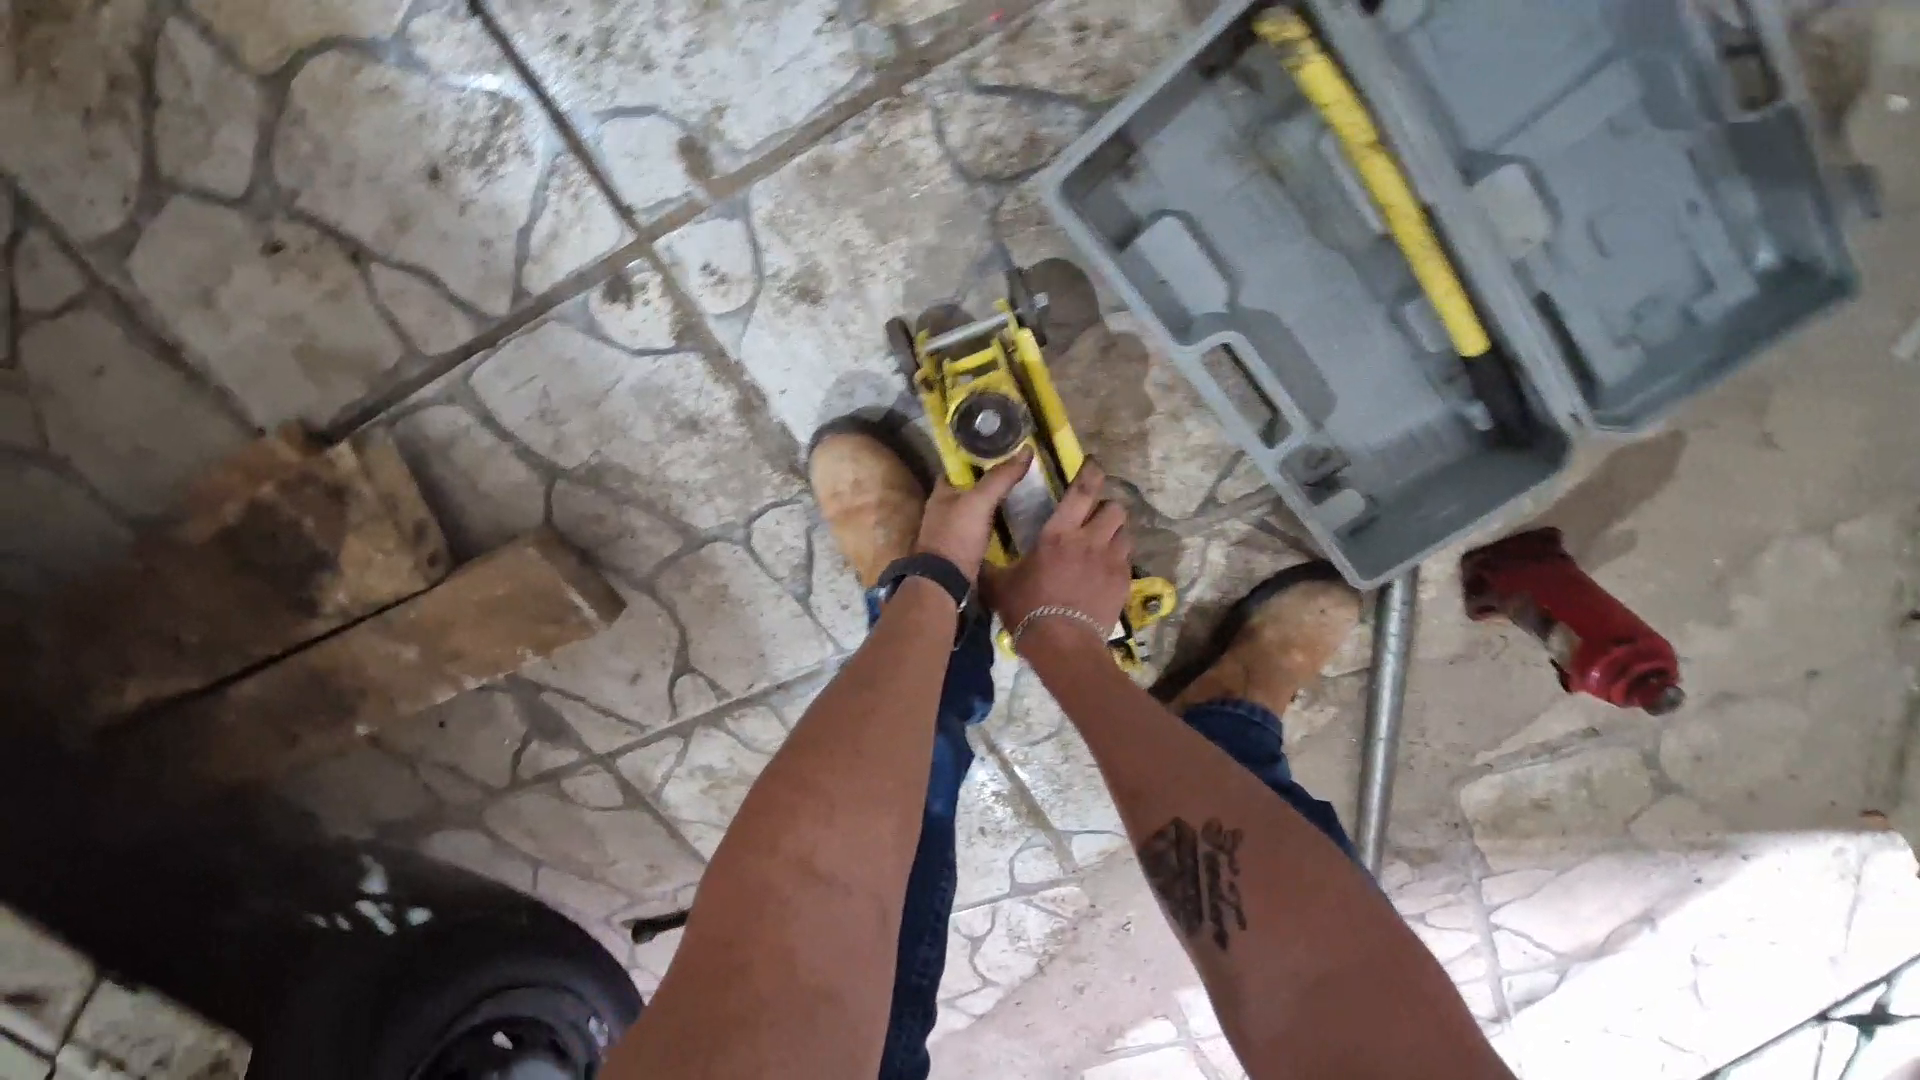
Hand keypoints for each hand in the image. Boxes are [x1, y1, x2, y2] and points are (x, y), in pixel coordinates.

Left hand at [914, 449, 1033, 583]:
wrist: (946, 581)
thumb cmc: (957, 535)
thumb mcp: (980, 501)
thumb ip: (1001, 477)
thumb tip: (1026, 450)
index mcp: (942, 491)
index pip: (959, 465)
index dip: (978, 455)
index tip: (1002, 449)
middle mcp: (944, 507)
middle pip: (970, 487)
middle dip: (989, 480)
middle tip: (1017, 471)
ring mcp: (952, 529)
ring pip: (976, 508)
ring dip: (993, 502)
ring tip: (1020, 492)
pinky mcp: (962, 547)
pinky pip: (981, 527)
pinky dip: (994, 522)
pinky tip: (1012, 520)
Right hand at [982, 457, 1132, 640]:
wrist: (1063, 646)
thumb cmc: (1028, 610)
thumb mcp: (1001, 586)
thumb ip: (992, 568)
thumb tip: (973, 561)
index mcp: (1059, 534)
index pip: (1083, 491)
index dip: (1091, 473)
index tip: (1093, 465)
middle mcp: (1090, 540)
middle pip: (1114, 508)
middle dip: (1107, 507)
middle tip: (1094, 517)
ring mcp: (1111, 561)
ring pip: (1125, 532)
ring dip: (1115, 532)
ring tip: (1104, 541)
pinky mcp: (1123, 582)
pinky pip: (1127, 559)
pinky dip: (1118, 558)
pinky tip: (1106, 569)